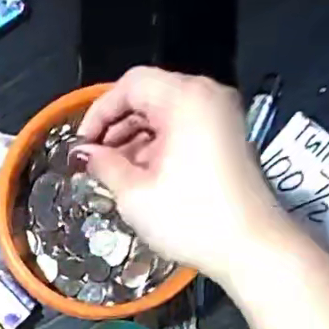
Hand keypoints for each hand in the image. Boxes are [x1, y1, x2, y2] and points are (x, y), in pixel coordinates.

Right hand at [76, 67, 307, 283]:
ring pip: (163, 113)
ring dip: (133, 139)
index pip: (131, 84)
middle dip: (115, 126)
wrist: (247, 244)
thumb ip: (104, 165)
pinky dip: (155, 145)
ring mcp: (219, 116)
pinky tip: (139, 177)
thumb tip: (83, 154)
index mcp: (185, 100)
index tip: (81, 145)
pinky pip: (180, 127)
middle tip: (93, 161)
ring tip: (113, 174)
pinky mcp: (224, 137)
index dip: (98, 112)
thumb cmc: (192, 219)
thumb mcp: (135, 194)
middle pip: (148, 95)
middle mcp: (206, 97)